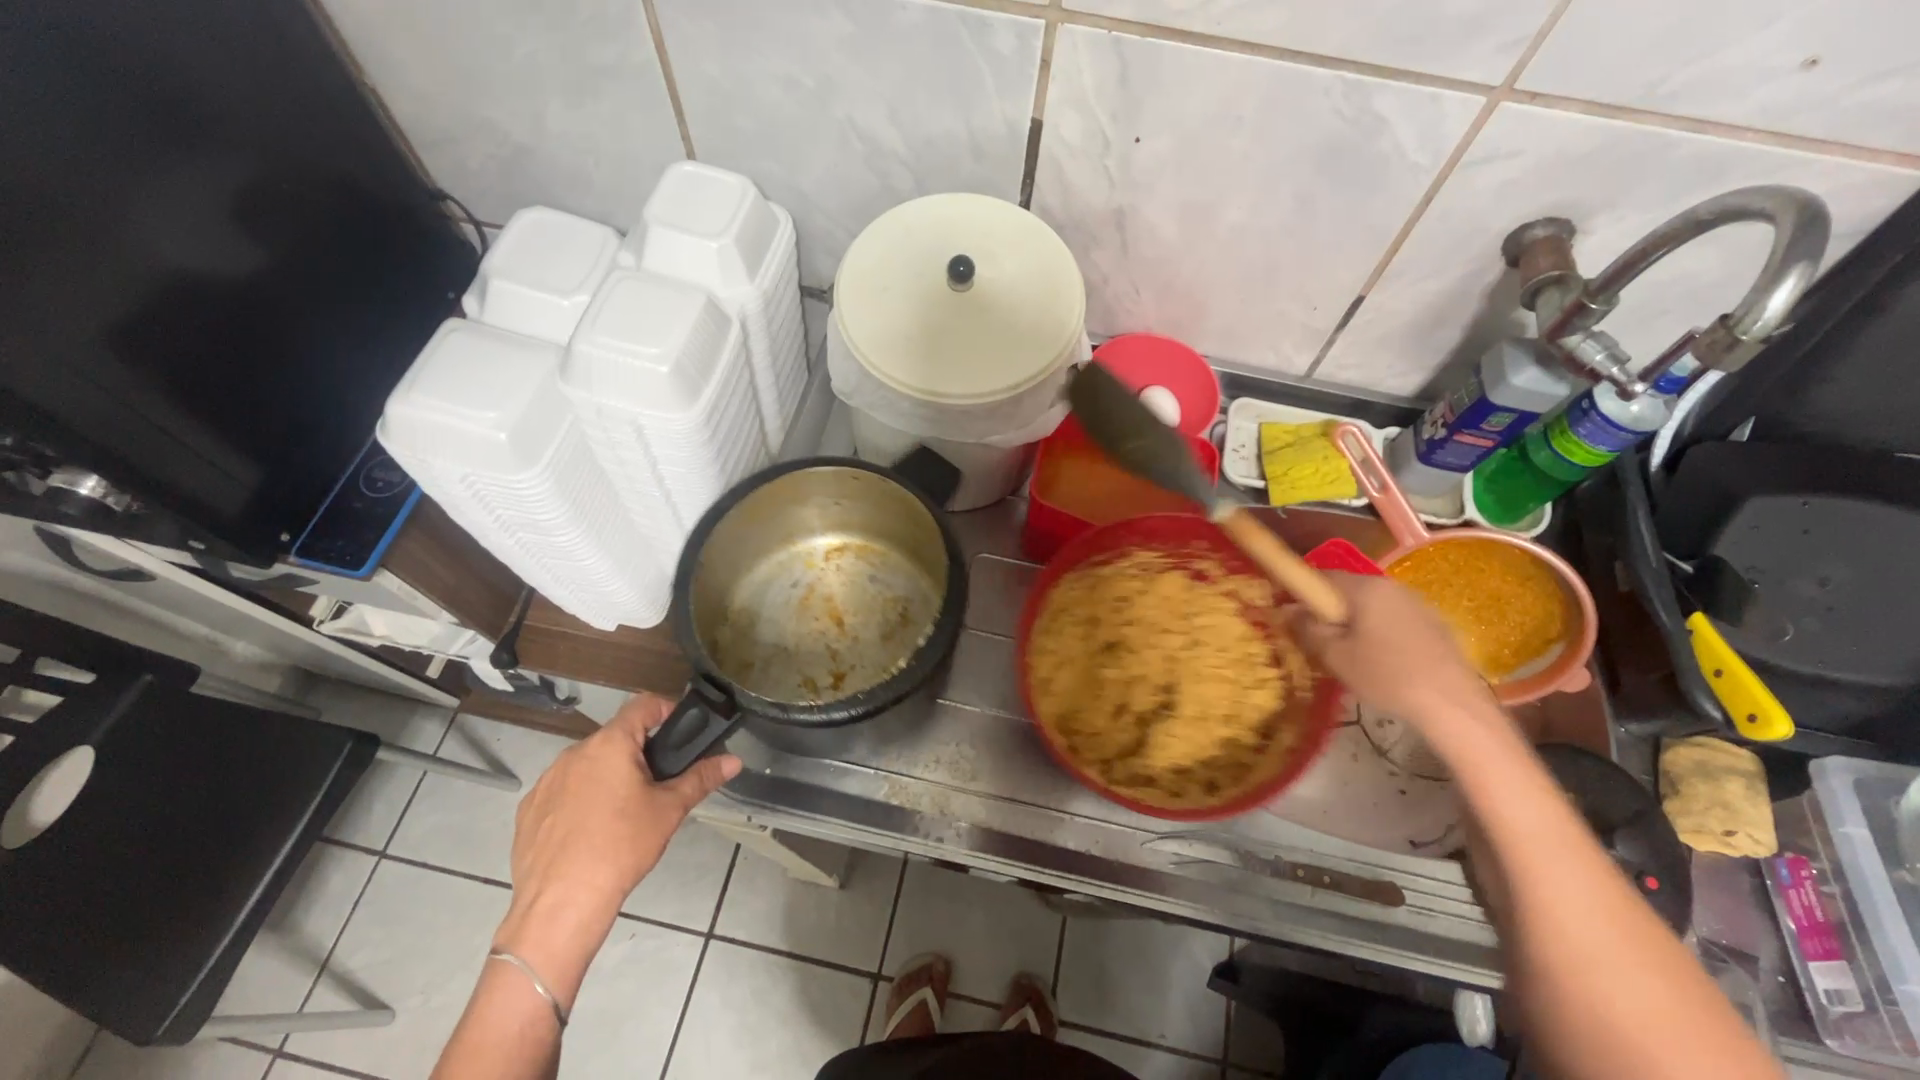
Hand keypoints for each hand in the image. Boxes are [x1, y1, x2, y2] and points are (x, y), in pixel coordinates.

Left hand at [492, 694, 739, 1002]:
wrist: (561, 902)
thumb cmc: (622, 847)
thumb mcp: (669, 810)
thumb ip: (701, 779)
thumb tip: (733, 760)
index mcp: (610, 744)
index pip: (642, 705)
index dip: (666, 708)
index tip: (681, 729)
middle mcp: (574, 753)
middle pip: (614, 739)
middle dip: (638, 755)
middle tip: (658, 786)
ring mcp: (546, 781)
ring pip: (587, 767)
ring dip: (607, 778)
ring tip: (624, 815)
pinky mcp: (529, 810)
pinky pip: (562, 793)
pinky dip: (580, 802)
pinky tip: (590, 834)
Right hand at [1288, 571, 1504, 735]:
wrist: (1450, 702)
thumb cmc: (1385, 676)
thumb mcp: (1335, 656)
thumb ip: (1307, 628)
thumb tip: (1287, 611)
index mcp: (1365, 588)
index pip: (1321, 575)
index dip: (1300, 591)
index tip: (1289, 613)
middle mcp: (1391, 585)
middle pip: (1348, 589)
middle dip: (1328, 609)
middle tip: (1317, 638)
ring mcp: (1416, 602)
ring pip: (1372, 604)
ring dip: (1355, 621)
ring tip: (1348, 652)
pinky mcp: (1433, 622)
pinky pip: (1393, 618)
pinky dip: (1378, 630)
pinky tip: (1380, 659)